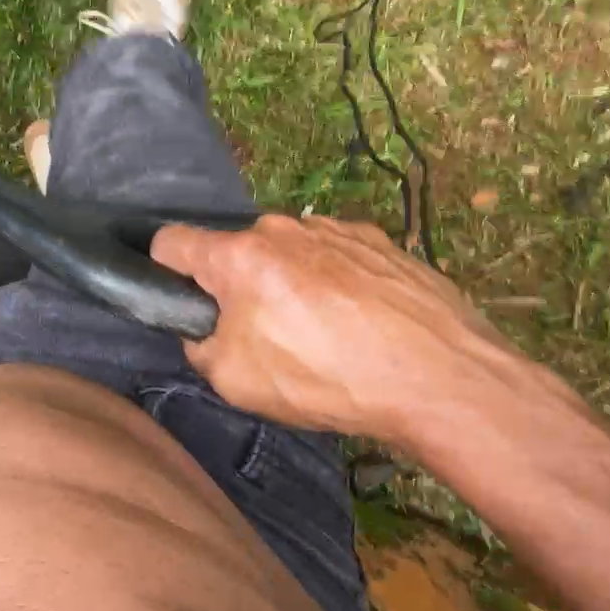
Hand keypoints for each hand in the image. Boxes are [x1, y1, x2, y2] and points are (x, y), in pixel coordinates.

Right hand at [151, 215, 518, 445]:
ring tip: (322, 330)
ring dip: (286, 280)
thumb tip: (206, 329)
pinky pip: (334, 255)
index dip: (164, 270)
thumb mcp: (233, 380)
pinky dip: (333, 280)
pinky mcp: (381, 242)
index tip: (184, 301)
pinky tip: (360, 321)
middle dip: (236, 284)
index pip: (169, 240)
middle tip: (262, 332)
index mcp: (237, 255)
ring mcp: (334, 229)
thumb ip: (199, 344)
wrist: (445, 381)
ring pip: (286, 251)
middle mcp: (280, 228)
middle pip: (233, 250)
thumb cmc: (325, 378)